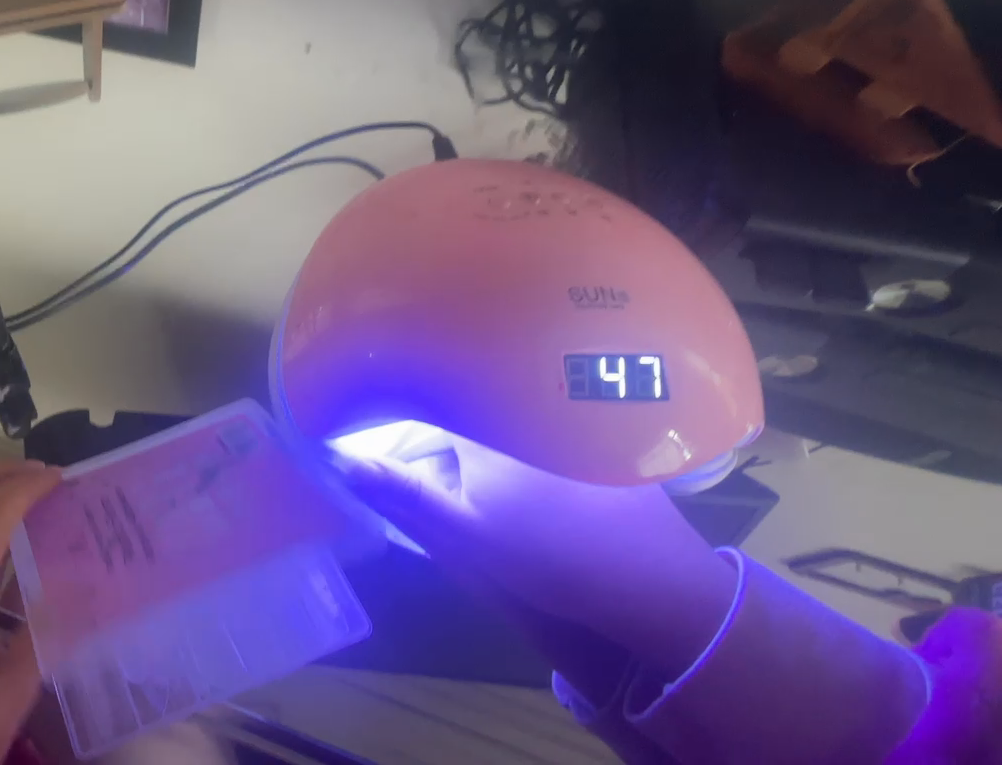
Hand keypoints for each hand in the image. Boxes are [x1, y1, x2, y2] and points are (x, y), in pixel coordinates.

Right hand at [338, 433, 736, 679]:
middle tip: (427, 467)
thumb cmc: (551, 558)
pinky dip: (520, 436)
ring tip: (472, 471)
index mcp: (484, 432)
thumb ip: (403, 493)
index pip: (421, 415)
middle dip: (435, 432)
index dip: (397, 431)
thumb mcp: (467, 533)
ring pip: (501, 418)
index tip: (382, 448)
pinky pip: (540, 425)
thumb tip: (341, 459)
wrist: (661, 587)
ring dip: (476, 432)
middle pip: (460, 414)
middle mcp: (522, 416)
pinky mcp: (600, 442)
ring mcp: (565, 426)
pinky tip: (526, 474)